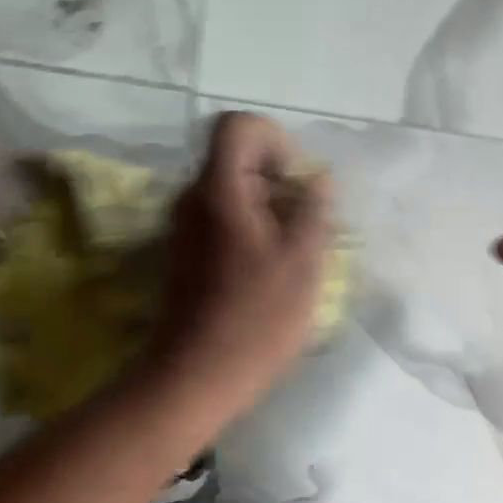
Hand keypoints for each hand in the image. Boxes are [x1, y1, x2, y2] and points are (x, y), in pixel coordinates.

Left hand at [146, 112, 332, 414]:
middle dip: (279, 180)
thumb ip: (313, 210)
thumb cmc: (256, 319)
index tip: (297, 180)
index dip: (275, 139)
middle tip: (308, 222)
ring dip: (269, 210)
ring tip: (297, 252)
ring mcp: (185, 230)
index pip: (238, 126)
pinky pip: (222, 222)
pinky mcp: (186, 257)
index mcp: (219, 191)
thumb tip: (317, 180)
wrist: (196, 376)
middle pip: (236, 160)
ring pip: (231, 194)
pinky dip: (251, 231)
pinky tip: (273, 272)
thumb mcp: (302, 262)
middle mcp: (193, 200)